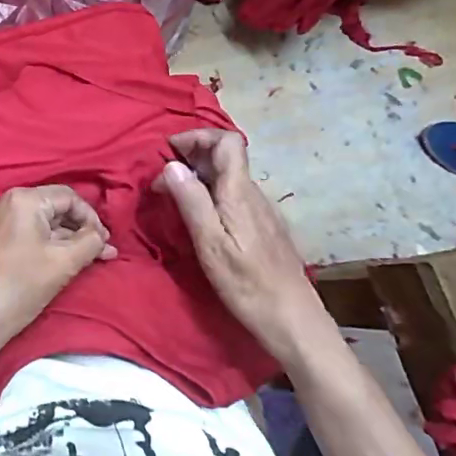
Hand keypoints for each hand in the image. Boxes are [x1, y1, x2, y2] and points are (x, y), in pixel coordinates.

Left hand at [0, 186, 117, 360]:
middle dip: (82, 230)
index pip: (70, 197)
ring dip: (68, 240)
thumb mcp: (64, 262)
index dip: (92, 219)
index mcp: (24, 199)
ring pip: (44, 223)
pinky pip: (30, 234)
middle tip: (103, 253)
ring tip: (91, 260)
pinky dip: (50, 246)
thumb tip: (102, 236)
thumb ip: (91, 242)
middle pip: (56, 208)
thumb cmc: (20, 286)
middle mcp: (8, 201)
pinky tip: (66, 261)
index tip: (106, 244)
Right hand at [154, 130, 327, 356]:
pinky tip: (201, 219)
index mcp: (239, 191)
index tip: (169, 151)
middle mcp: (254, 193)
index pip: (227, 141)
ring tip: (174, 199)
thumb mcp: (210, 244)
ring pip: (228, 177)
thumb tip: (172, 165)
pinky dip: (212, 195)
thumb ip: (191, 201)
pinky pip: (234, 196)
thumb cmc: (247, 283)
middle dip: (191, 157)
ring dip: (199, 178)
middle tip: (162, 182)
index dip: (198, 136)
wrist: (292, 318)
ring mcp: (262, 210)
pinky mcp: (264, 227)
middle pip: (226, 156)